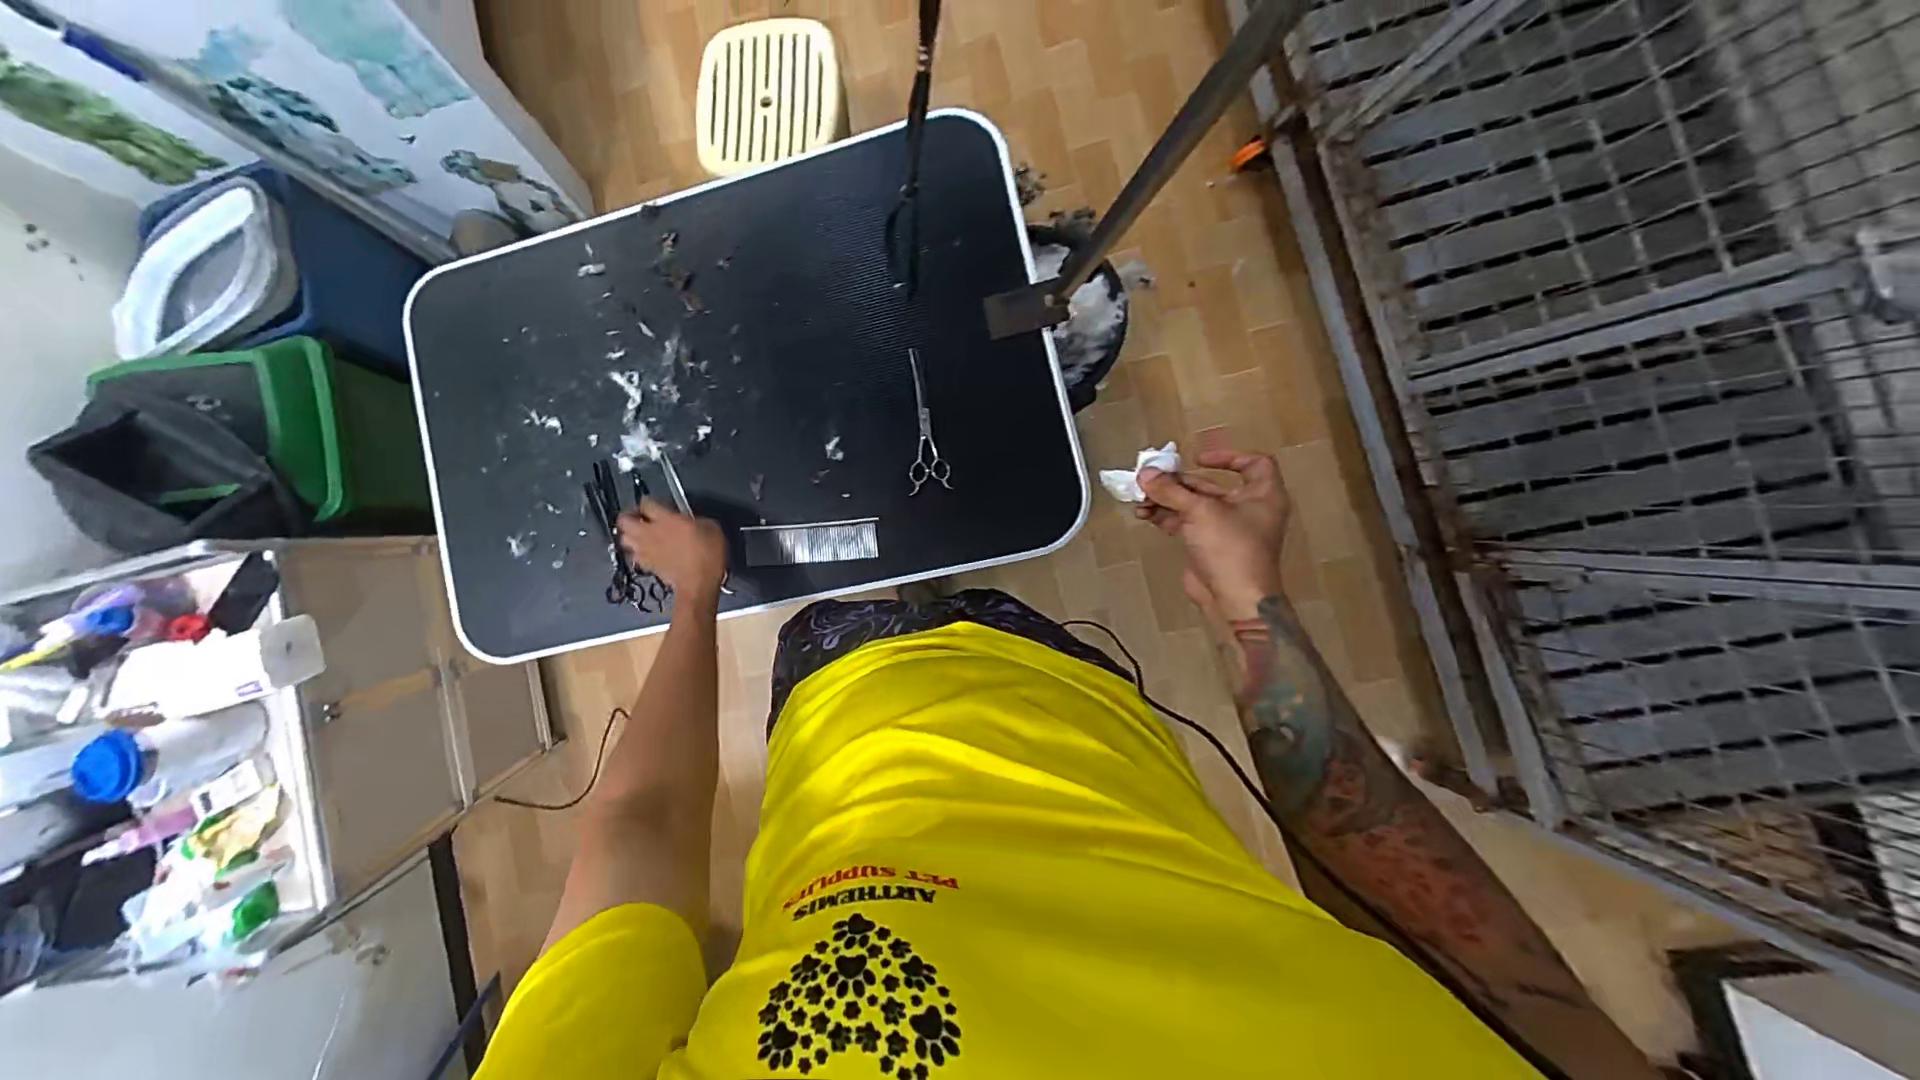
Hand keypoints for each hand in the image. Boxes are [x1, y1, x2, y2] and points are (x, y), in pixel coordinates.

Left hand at [617, 498, 726, 605]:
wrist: (698, 584)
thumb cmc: (706, 556)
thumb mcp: (711, 528)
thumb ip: (695, 520)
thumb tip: (692, 520)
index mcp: (665, 518)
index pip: (646, 501)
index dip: (651, 501)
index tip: (658, 503)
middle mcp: (650, 532)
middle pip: (624, 519)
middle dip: (630, 516)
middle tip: (641, 517)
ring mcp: (645, 550)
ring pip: (624, 537)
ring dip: (630, 534)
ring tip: (641, 534)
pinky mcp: (646, 566)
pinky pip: (634, 556)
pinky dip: (638, 553)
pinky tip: (649, 552)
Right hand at [1135, 450, 1289, 621]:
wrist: (1233, 598)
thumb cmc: (1231, 548)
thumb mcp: (1201, 511)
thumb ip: (1171, 491)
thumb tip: (1145, 474)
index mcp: (1263, 495)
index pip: (1255, 464)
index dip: (1229, 457)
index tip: (1199, 459)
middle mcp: (1247, 509)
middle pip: (1210, 485)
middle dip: (1179, 482)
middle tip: (1152, 479)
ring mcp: (1226, 529)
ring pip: (1193, 505)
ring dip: (1166, 500)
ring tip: (1141, 499)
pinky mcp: (1207, 545)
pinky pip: (1184, 523)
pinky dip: (1166, 516)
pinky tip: (1145, 514)